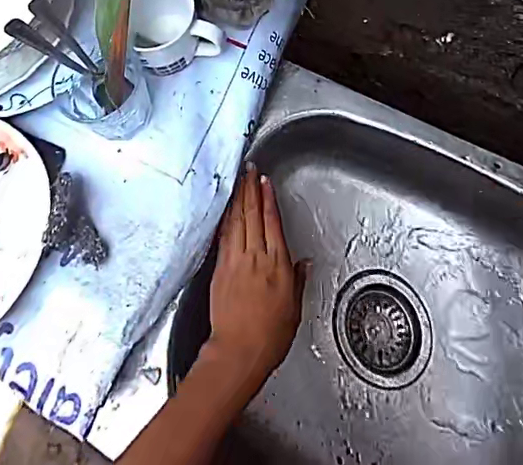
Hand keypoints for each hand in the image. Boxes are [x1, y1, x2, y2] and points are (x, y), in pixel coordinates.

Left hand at [202, 165, 306, 389]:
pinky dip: (225, 218)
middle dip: (251, 189)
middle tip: (249, 170)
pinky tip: (226, 208)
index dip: (268, 199)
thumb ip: (297, 281)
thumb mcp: (294, 309)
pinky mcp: (220, 268)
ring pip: (237, 220)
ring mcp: (235, 261)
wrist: (238, 352)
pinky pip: (223, 235)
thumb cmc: (268, 337)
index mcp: (277, 265)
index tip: (266, 182)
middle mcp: (256, 257)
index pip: (272, 222)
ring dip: (237, 197)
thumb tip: (303, 263)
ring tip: (238, 180)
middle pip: (253, 214)